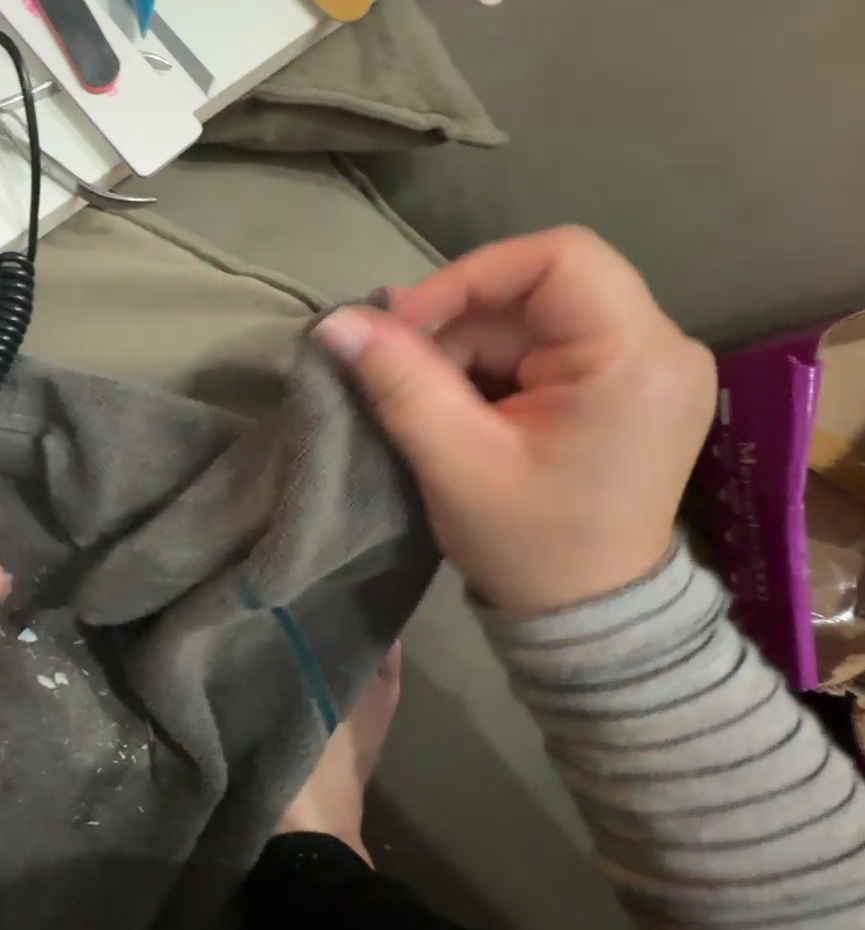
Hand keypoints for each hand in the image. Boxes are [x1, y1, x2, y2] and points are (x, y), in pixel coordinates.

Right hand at [312, 226, 716, 614]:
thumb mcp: (452, 462)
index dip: (464, 280)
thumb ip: (398, 384)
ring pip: (528, 324)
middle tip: (396, 381)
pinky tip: (461, 416)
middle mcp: (658, 345)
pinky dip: (484, 374)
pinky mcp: (622, 387)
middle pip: (534, 295)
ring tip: (430, 413)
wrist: (584, 609)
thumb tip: (335, 323)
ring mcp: (644, 365)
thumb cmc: (525, 541)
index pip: (556, 258)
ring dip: (462, 357)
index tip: (400, 329)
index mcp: (634, 356)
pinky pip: (539, 351)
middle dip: (453, 332)